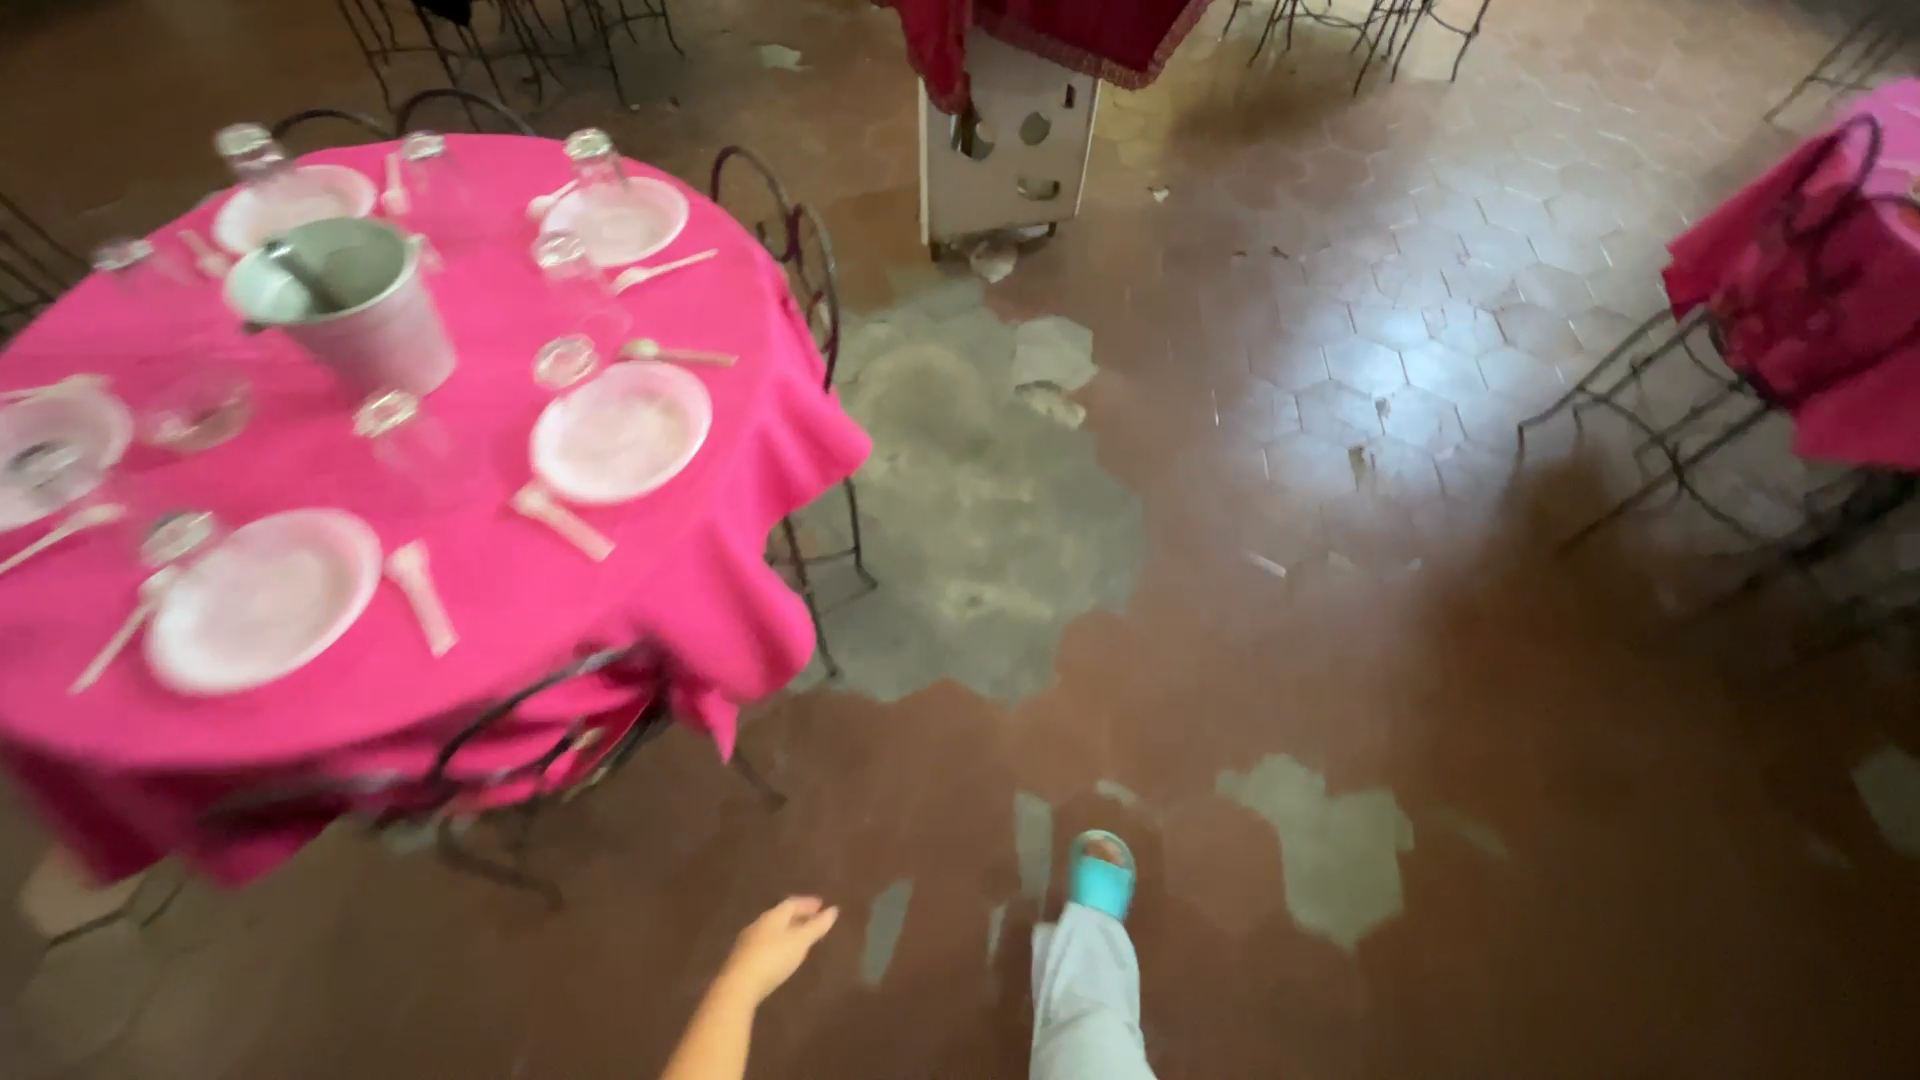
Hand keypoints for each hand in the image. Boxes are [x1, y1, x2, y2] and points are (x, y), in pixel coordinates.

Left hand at [716, 896, 838, 1004]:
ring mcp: (747, 943)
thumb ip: (816, 926)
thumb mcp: (800, 942)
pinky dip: (776, 945)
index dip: (807, 903)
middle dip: (797, 917)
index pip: (792, 903)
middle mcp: (759, 924)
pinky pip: (763, 946)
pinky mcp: (741, 961)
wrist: (737, 987)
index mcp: (773, 916)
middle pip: (780, 916)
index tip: (821, 905)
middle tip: (812, 920)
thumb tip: (834, 910)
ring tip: (798, 939)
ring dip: (786, 932)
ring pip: (771, 931)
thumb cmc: (773, 958)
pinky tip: (780, 956)